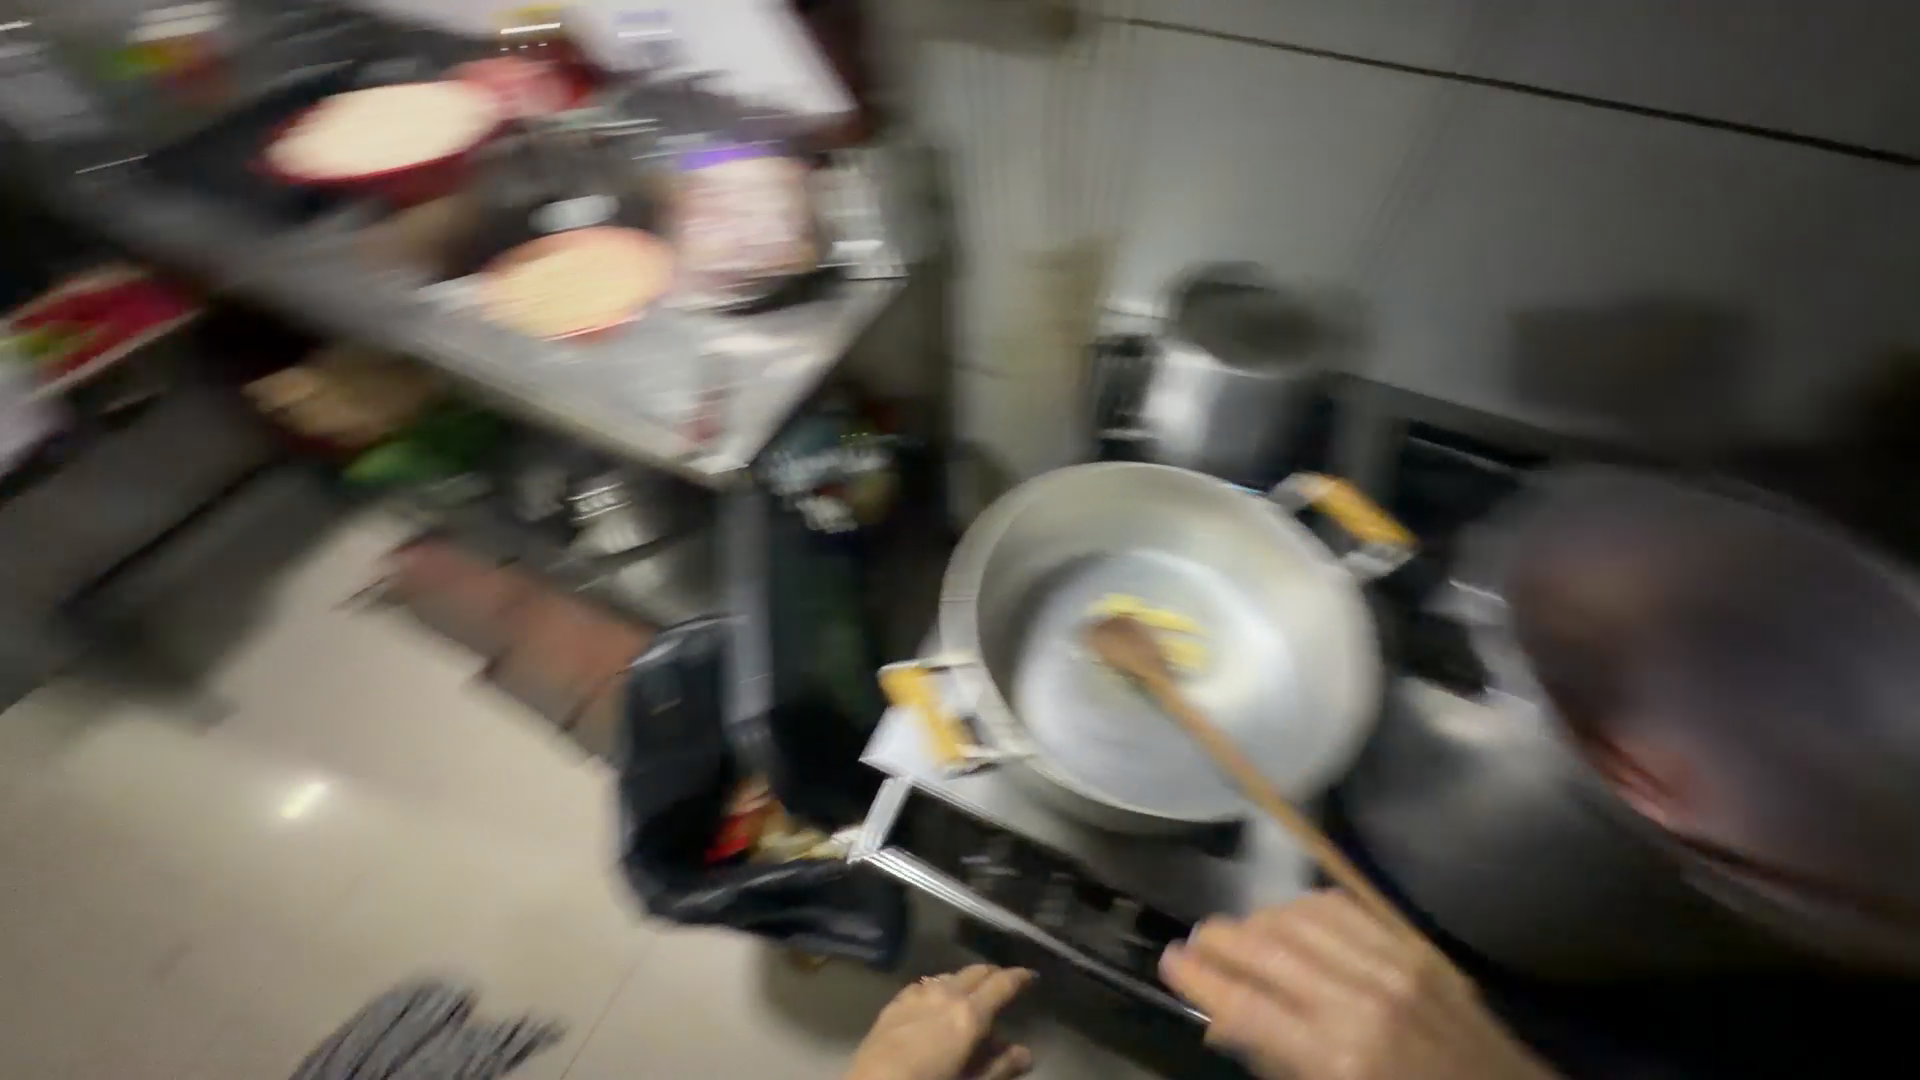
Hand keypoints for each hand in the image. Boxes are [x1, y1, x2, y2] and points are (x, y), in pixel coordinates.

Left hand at [844, 965, 1035, 1079]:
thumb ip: (999, 1067)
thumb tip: (1026, 1052)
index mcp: (969, 1014)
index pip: (1002, 984)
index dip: (1019, 977)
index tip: (1030, 975)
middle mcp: (946, 994)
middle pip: (976, 972)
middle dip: (993, 975)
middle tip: (1003, 985)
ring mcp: (918, 994)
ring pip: (951, 975)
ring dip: (966, 981)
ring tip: (971, 996)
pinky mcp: (896, 1002)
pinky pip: (926, 985)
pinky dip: (940, 988)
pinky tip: (936, 1003)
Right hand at [1160, 891, 1558, 1079]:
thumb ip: (1277, 1062)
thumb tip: (1225, 1019)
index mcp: (1338, 1061)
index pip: (1244, 1004)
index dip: (1200, 978)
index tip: (1170, 962)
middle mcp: (1358, 1003)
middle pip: (1263, 948)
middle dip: (1218, 940)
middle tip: (1195, 942)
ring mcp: (1390, 968)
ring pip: (1295, 917)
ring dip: (1256, 920)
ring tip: (1238, 933)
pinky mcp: (1414, 950)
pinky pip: (1339, 907)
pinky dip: (1302, 908)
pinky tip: (1289, 919)